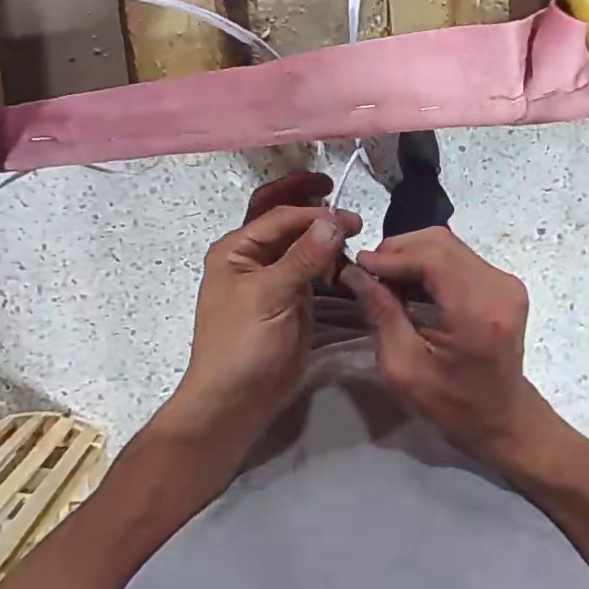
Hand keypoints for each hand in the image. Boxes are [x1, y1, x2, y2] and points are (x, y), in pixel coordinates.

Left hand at [170, 171, 360, 441]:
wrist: (236, 400)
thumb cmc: (242, 343)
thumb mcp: (270, 296)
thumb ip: (303, 258)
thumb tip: (334, 220)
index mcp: (236, 249)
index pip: (279, 216)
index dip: (314, 213)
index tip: (349, 220)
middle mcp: (254, 257)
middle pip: (283, 217)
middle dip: (307, 201)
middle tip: (335, 188)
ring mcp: (274, 278)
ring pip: (301, 243)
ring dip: (323, 235)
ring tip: (352, 237)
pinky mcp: (292, 298)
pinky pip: (312, 269)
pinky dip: (329, 262)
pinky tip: (346, 264)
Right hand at [339, 227, 556, 465]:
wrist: (503, 417)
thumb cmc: (453, 403)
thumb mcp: (404, 368)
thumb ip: (382, 314)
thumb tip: (354, 273)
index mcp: (477, 311)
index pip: (431, 257)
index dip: (391, 256)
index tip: (358, 266)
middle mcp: (498, 287)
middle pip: (439, 242)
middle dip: (398, 251)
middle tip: (369, 275)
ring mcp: (505, 281)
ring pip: (447, 244)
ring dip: (412, 255)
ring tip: (387, 282)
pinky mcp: (503, 282)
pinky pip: (457, 256)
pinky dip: (428, 263)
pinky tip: (410, 285)